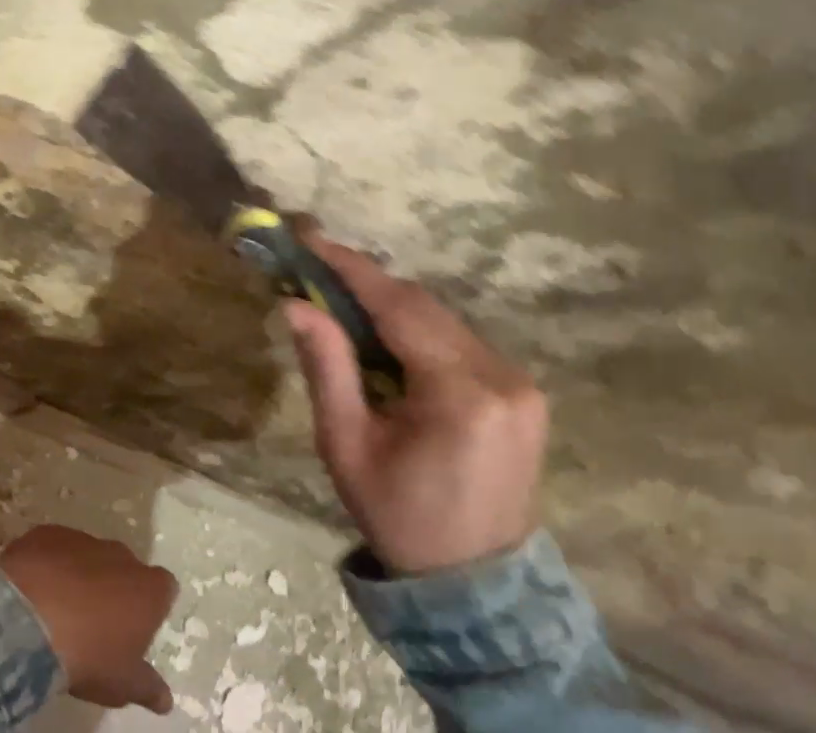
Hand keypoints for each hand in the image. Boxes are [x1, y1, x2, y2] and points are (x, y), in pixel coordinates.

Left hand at [0, 525, 177, 713]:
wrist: (27, 619)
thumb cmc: (87, 655)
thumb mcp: (123, 684)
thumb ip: (148, 688)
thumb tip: (165, 700)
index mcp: (149, 588)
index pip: (163, 589)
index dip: (150, 607)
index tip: (134, 628)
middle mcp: (120, 555)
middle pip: (124, 568)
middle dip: (113, 588)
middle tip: (95, 621)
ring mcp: (81, 539)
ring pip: (87, 555)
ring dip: (79, 574)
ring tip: (58, 607)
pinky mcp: (45, 532)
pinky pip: (53, 547)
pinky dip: (48, 563)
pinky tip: (34, 588)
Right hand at [284, 235, 548, 574]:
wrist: (472, 578)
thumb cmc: (395, 513)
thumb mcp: (344, 442)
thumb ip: (325, 366)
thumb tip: (294, 303)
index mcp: (460, 393)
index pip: (399, 307)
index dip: (350, 268)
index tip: (308, 236)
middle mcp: (503, 376)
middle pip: (423, 307)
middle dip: (364, 283)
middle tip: (310, 266)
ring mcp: (521, 384)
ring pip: (442, 320)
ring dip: (388, 306)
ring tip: (335, 301)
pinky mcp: (522, 392)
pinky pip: (458, 341)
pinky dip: (413, 330)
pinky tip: (380, 338)